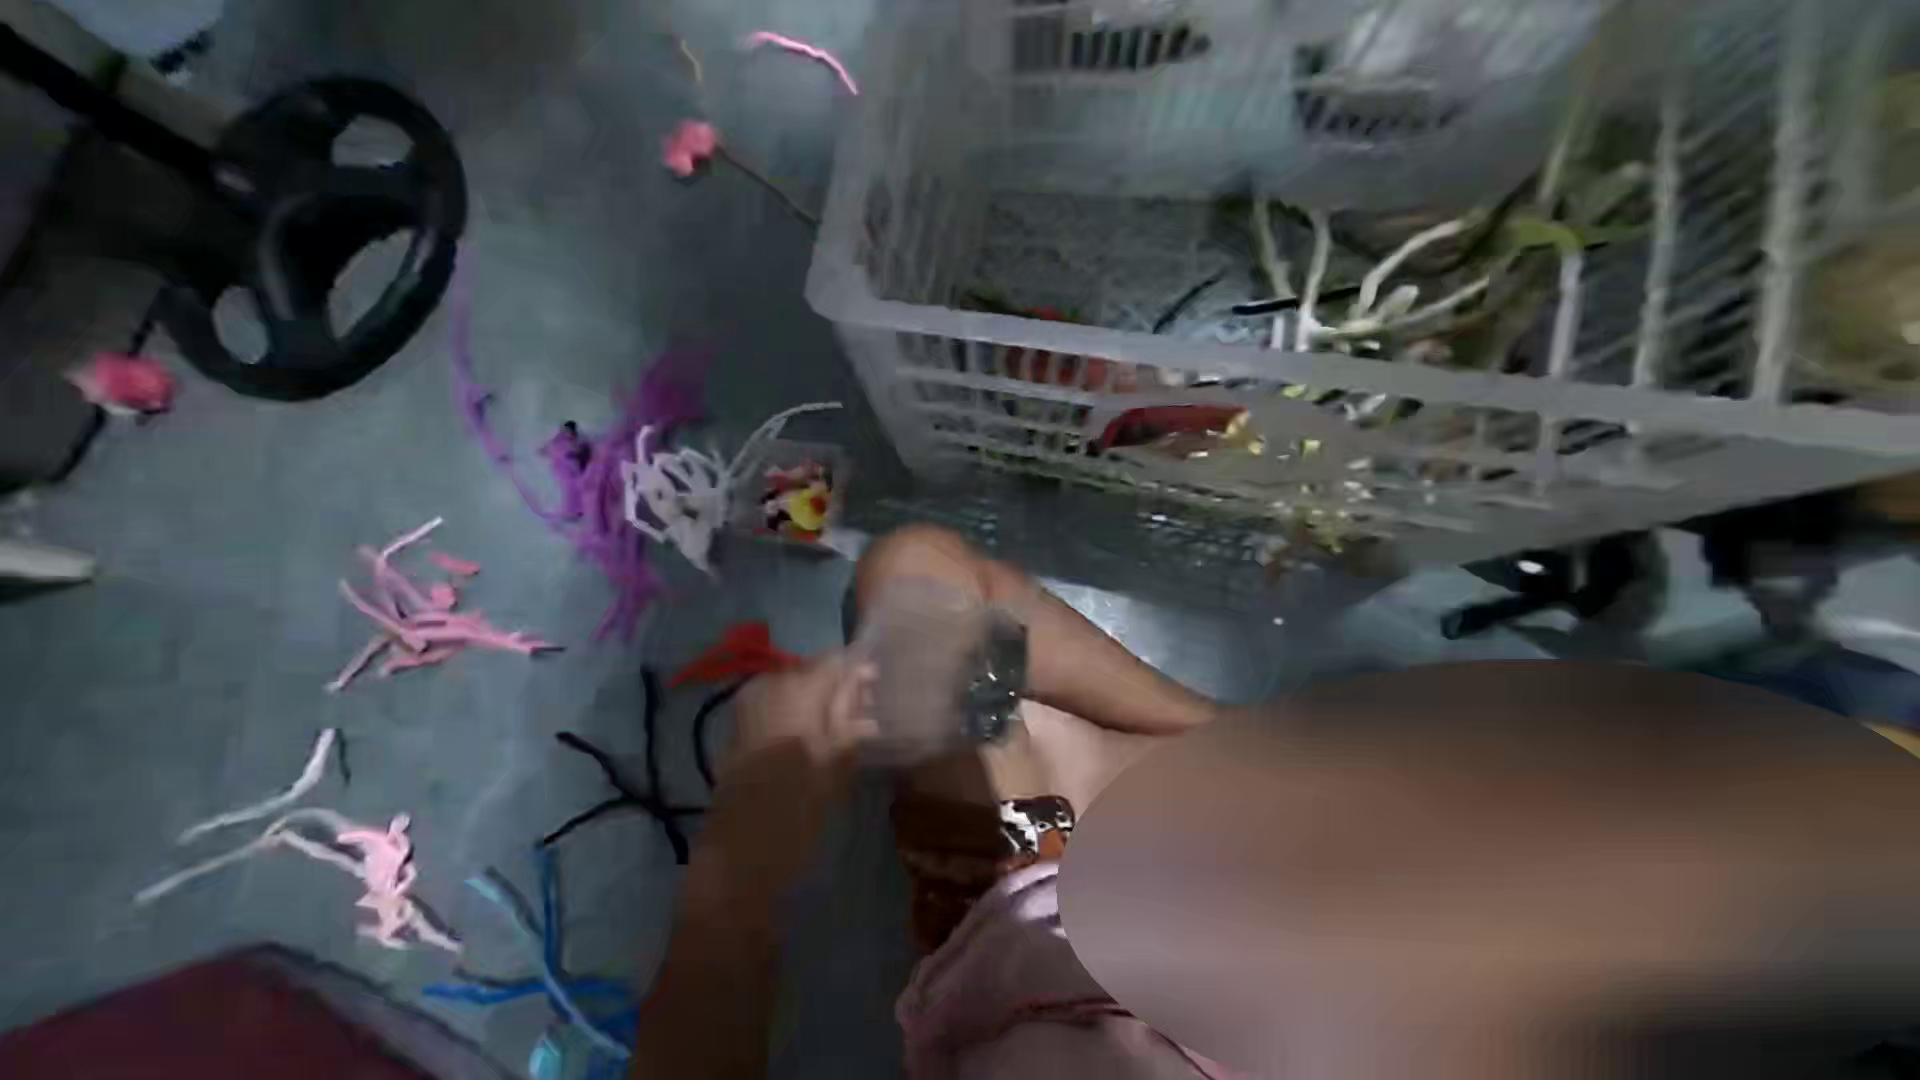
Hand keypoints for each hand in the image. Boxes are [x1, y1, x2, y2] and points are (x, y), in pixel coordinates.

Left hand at [702, 652, 877, 887]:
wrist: (737, 860)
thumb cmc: (797, 814)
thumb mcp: (837, 763)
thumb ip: (849, 715)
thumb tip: (862, 679)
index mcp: (795, 694)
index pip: (834, 661)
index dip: (857, 672)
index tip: (876, 689)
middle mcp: (767, 690)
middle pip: (811, 672)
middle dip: (837, 688)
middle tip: (862, 716)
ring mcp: (748, 709)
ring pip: (793, 689)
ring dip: (817, 703)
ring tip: (841, 731)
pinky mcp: (738, 730)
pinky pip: (774, 706)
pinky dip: (796, 715)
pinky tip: (813, 740)